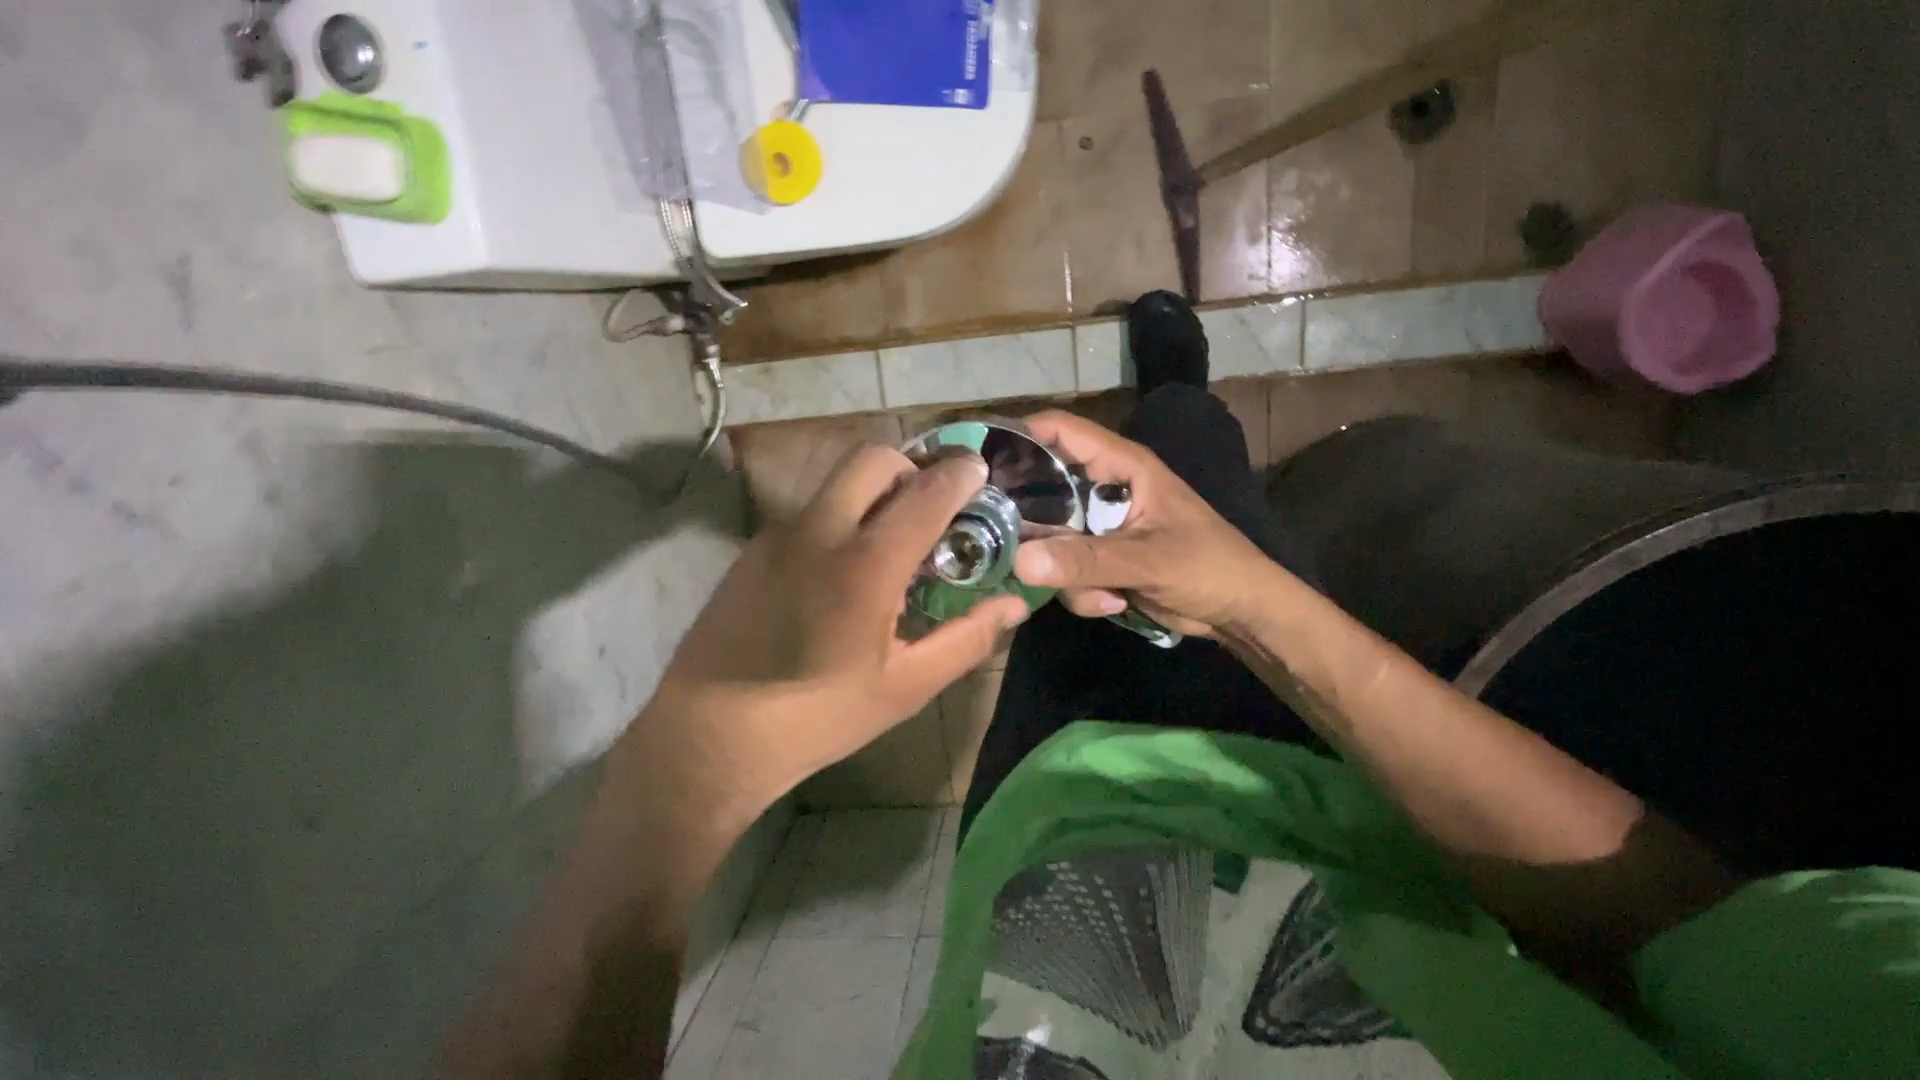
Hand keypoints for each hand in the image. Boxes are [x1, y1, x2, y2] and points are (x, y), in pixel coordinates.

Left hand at [622, 444, 1029, 824]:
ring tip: (889, 547)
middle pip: (872, 458)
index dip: (960, 474)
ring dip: (873, 494)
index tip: (980, 471)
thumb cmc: (817, 717)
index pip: (925, 493)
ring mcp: (778, 536)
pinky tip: (841, 577)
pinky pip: (809, 515)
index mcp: (865, 566)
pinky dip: (839, 522)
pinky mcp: (752, 551)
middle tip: (930, 508)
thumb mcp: (904, 688)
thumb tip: (1013, 605)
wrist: (710, 734)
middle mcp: (819, 533)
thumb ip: (966, 639)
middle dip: (911, 468)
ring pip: (836, 485)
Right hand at [1011, 410, 1283, 639]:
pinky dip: (1082, 592)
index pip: (1060, 431)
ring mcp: (1100, 527)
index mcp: (1122, 466)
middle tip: (1000, 546)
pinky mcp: (1101, 560)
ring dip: (1066, 573)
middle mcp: (1104, 489)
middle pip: (1042, 489)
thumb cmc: (1208, 566)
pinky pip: (1066, 570)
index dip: (1019, 436)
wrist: (1240, 611)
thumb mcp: (1148, 560)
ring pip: (1051, 540)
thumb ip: (1086, 561)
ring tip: (1104, 594)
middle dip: (1028, 523)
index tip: (976, 462)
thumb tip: (1021, 560)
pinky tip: (1113, 605)